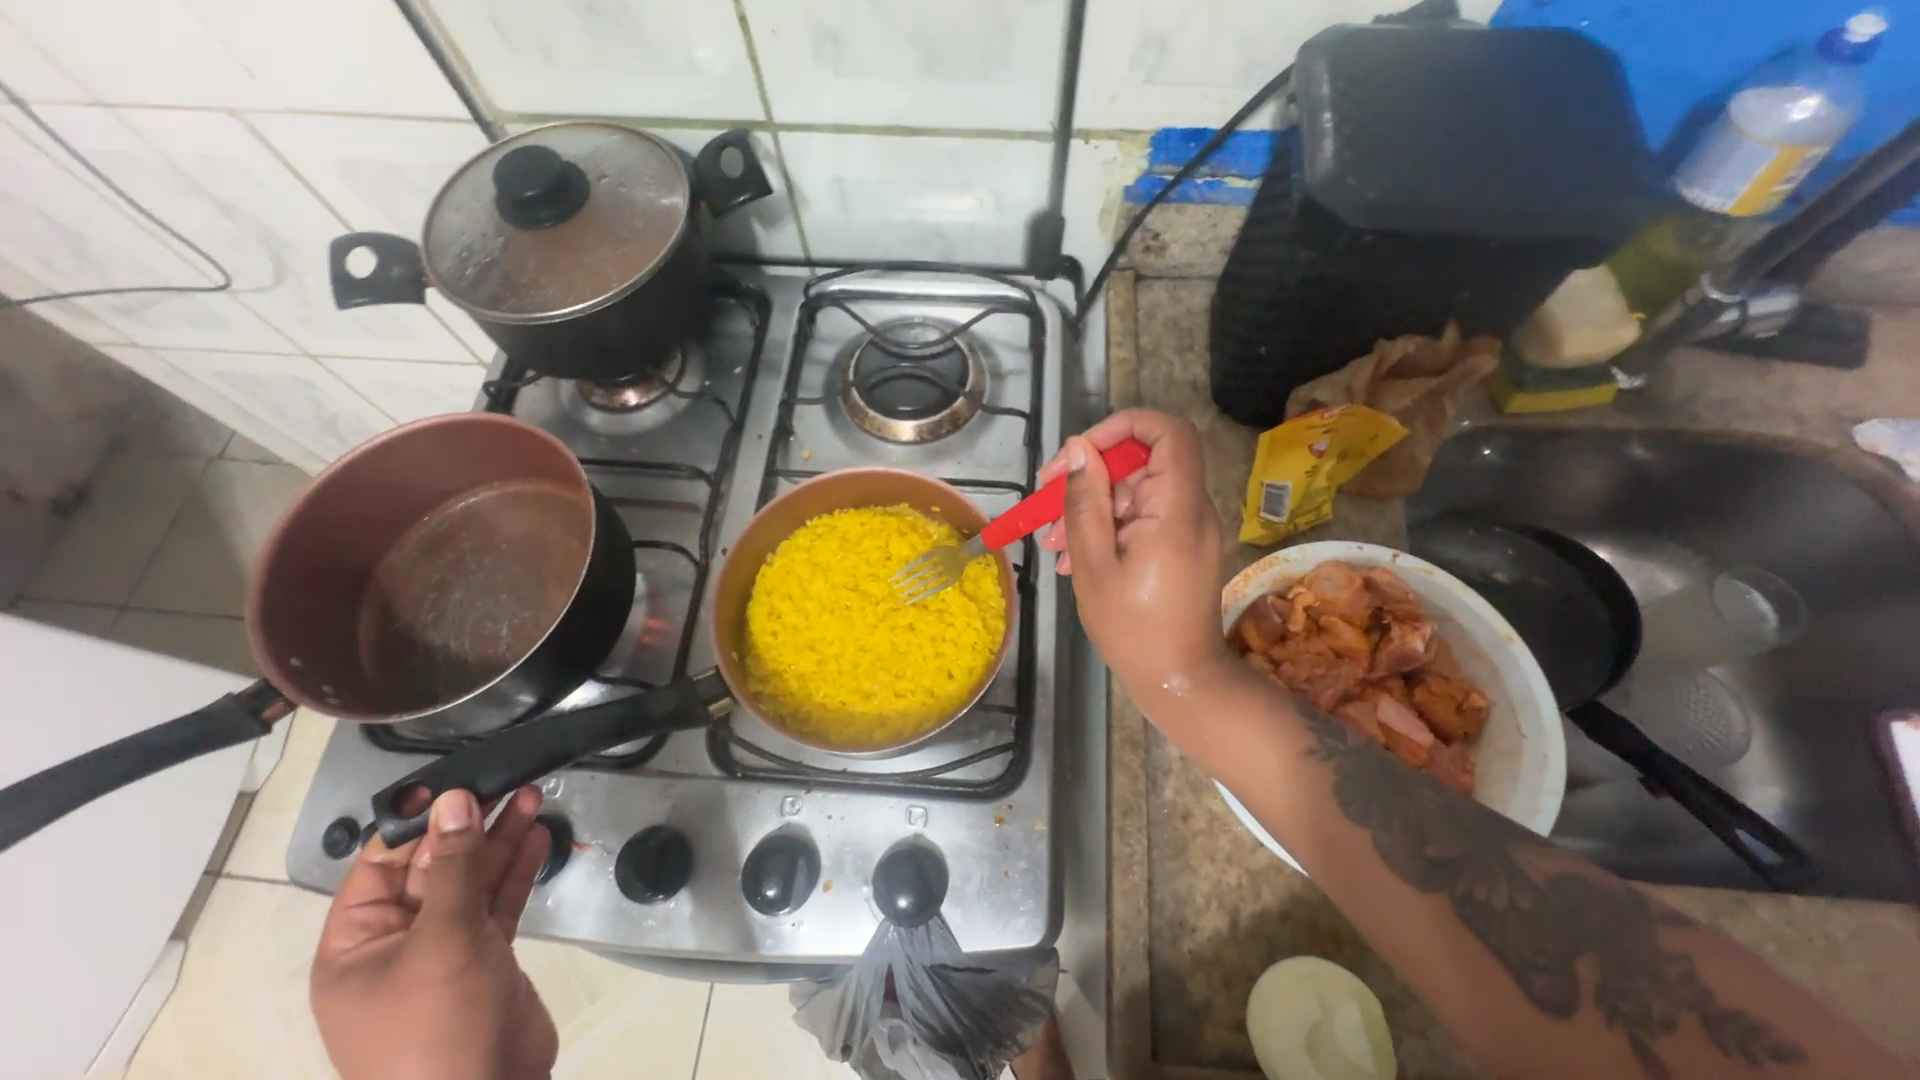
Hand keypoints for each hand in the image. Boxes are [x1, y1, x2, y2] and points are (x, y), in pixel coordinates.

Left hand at [311, 787, 556, 1079]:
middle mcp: (396, 944)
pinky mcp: (486, 960)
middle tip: (506, 782)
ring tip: (531, 796)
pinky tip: (537, 838)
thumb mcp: (442, 940)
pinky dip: (516, 872)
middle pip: (434, 869)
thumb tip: (452, 800)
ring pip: (471, 883)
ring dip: (499, 842)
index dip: (418, 823)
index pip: (381, 866)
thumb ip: (454, 866)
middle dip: (469, 827)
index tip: (457, 782)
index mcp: (356, 945)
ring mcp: (445, 953)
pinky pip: (497, 905)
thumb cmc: (438, 1027)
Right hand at [1038, 409, 1235, 706]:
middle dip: (1092, 476)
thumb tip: (1080, 449)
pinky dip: (1110, 529)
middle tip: (1047, 502)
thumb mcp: (1094, 565)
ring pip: (1138, 492)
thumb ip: (1085, 503)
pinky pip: (1145, 519)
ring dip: (1093, 508)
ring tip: (1054, 545)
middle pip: (1145, 462)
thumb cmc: (1134, 629)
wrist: (1179, 681)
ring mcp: (1190, 529)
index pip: (1168, 432)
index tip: (1081, 452)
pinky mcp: (1183, 547)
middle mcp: (1193, 509)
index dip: (1124, 426)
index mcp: (1177, 509)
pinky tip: (1075, 559)